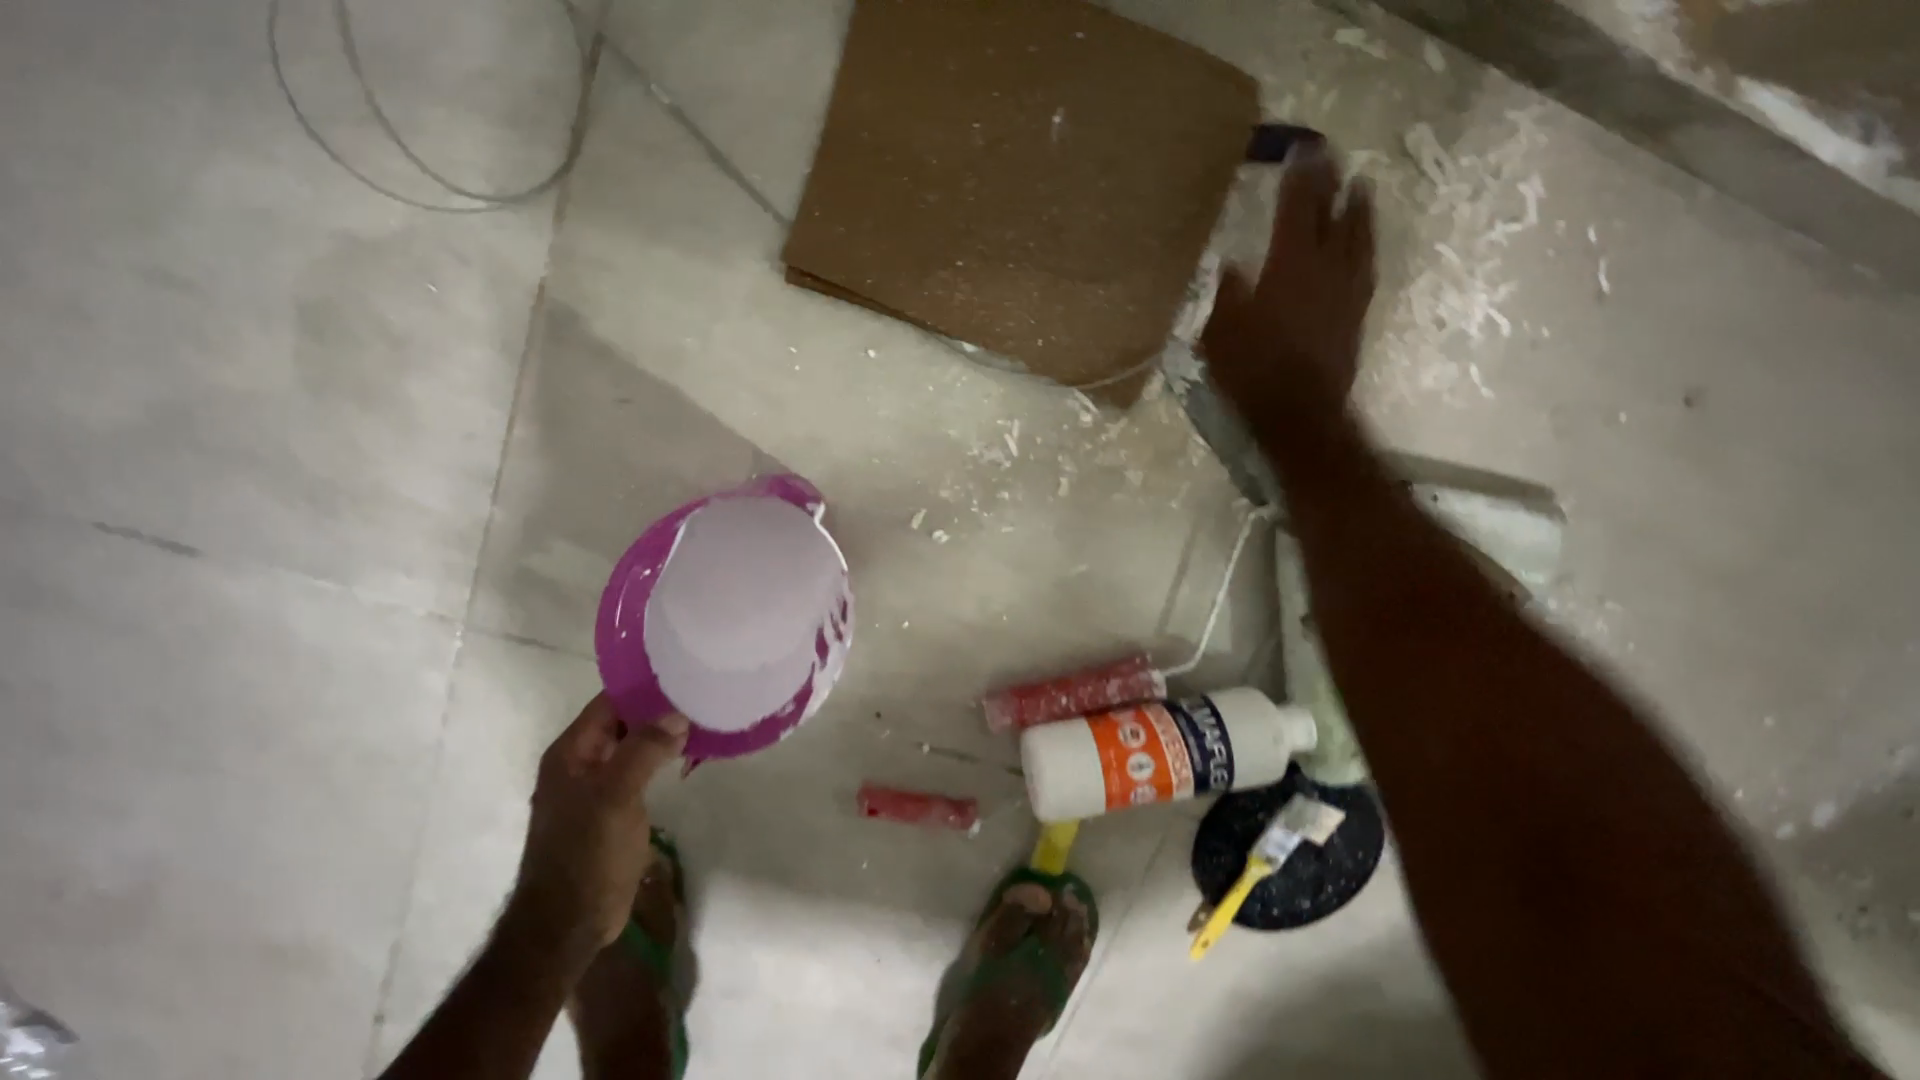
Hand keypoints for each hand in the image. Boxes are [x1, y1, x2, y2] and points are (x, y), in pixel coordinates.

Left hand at [508, 694, 687, 961]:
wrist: (568, 923)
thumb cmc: (586, 854)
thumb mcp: (615, 796)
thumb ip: (643, 750)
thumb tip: (676, 714)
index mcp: (571, 752)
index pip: (609, 702)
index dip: (644, 686)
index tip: (685, 670)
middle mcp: (580, 764)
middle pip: (622, 722)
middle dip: (658, 708)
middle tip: (703, 691)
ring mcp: (595, 789)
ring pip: (633, 747)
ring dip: (662, 735)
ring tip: (704, 719)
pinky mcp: (611, 813)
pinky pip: (638, 773)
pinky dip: (661, 761)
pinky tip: (688, 758)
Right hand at [1202, 145, 1376, 414]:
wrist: (1300, 412)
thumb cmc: (1252, 370)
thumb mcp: (1220, 330)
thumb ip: (1227, 294)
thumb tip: (1231, 265)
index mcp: (1288, 265)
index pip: (1297, 209)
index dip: (1300, 178)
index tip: (1304, 149)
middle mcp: (1324, 268)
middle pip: (1332, 216)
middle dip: (1331, 184)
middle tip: (1332, 157)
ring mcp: (1346, 291)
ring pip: (1358, 240)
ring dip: (1360, 211)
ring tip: (1362, 189)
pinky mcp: (1355, 314)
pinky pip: (1365, 269)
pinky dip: (1365, 248)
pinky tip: (1363, 246)